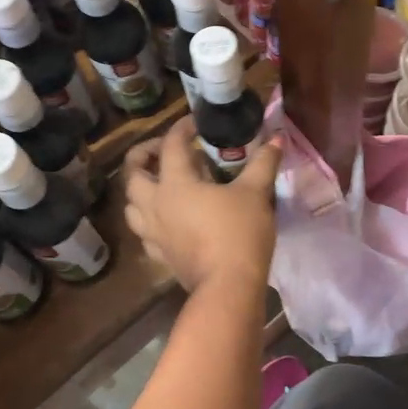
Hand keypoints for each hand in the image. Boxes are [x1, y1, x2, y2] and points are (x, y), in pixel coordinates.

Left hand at [125, 116, 280, 292]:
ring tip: (157, 185)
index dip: (182, 128)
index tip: (195, 122)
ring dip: (139, 190)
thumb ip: (263, 163)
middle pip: (133, 174)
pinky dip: (149, 220)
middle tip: (160, 151)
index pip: (171, 145)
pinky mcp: (159, 255)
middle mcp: (155, 204)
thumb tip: (276, 137)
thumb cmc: (240, 233)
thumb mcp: (256, 193)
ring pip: (131, 205)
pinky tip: (165, 220)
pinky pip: (144, 232)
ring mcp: (153, 232)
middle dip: (142, 156)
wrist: (228, 286)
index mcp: (175, 183)